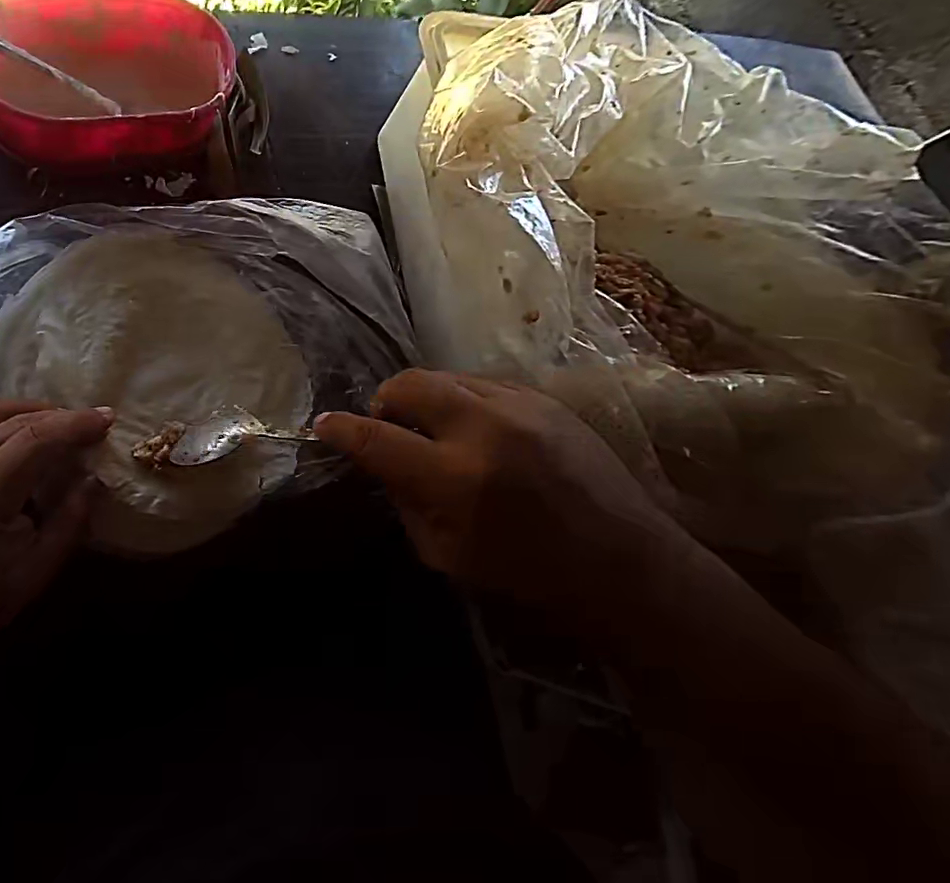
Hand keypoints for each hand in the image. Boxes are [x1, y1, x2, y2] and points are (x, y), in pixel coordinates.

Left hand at [0, 400, 112, 690]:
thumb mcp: (32, 575)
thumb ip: (68, 523)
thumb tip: (94, 479)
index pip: (35, 440)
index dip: (74, 425)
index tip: (105, 418)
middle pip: (9, 423)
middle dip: (54, 416)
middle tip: (86, 421)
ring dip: (17, 410)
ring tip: (49, 417)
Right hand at [314, 369, 694, 619]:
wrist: (625, 565)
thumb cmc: (525, 573)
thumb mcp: (442, 551)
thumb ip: (403, 498)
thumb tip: (379, 460)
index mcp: (456, 478)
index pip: (376, 439)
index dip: (341, 429)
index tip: (323, 425)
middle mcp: (485, 429)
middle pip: (408, 384)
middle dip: (385, 402)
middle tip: (389, 426)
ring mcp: (521, 407)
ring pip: (443, 376)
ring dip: (424, 399)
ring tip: (434, 429)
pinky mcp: (546, 400)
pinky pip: (480, 383)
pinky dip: (461, 401)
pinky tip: (474, 430)